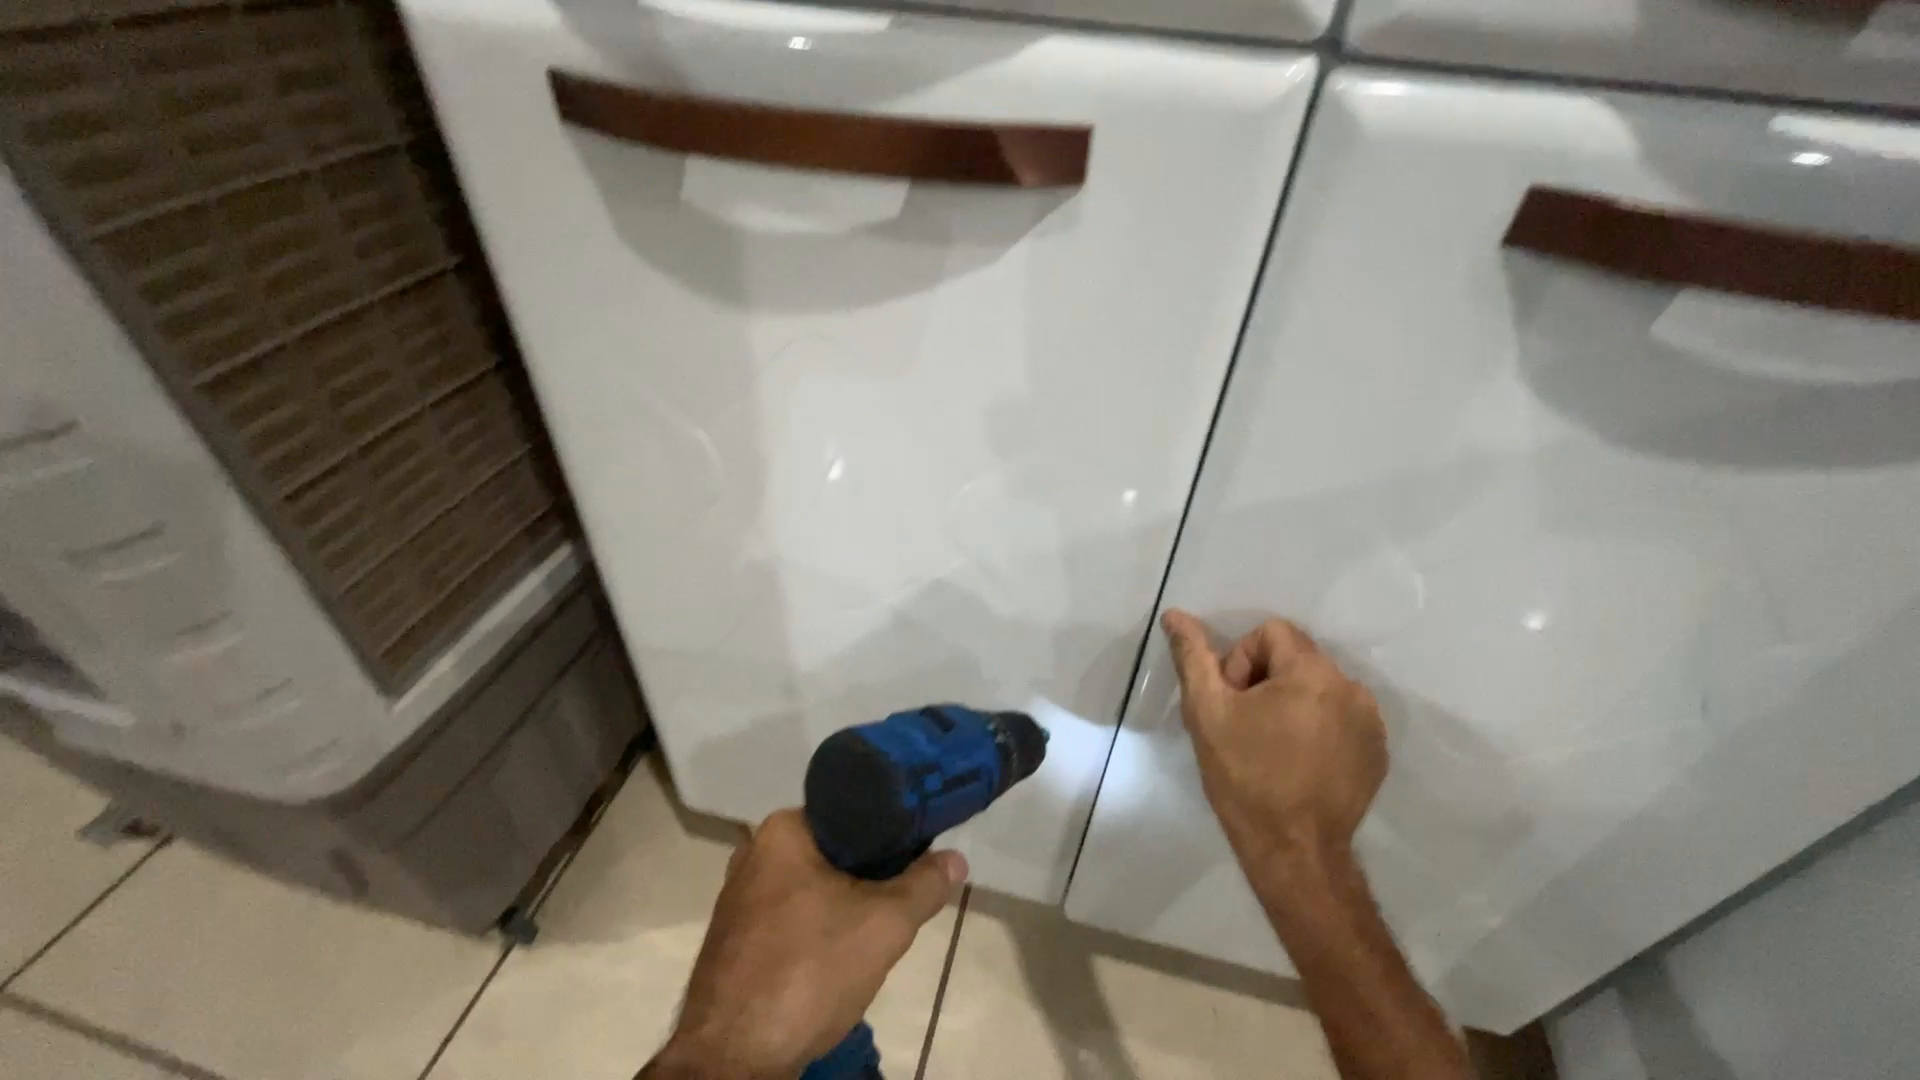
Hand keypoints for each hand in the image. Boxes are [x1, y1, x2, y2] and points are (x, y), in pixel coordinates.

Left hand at [642, 809, 966, 1079]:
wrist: (734, 1057)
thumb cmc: (808, 971)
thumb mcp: (884, 925)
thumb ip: (924, 885)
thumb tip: (956, 858)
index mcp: (782, 830)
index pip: (851, 813)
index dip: (891, 832)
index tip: (919, 854)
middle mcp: (753, 853)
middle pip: (832, 852)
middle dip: (869, 876)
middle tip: (901, 898)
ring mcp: (738, 898)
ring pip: (812, 888)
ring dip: (844, 908)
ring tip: (874, 932)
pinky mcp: (733, 939)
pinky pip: (789, 919)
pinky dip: (815, 933)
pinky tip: (834, 961)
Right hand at [1160, 609, 1386, 871]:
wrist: (1293, 851)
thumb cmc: (1245, 776)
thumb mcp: (1207, 712)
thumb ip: (1193, 657)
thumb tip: (1176, 615)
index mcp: (1313, 672)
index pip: (1270, 633)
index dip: (1240, 660)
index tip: (1232, 703)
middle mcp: (1351, 688)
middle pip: (1296, 658)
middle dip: (1264, 681)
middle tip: (1245, 726)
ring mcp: (1371, 723)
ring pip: (1319, 688)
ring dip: (1291, 703)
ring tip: (1270, 746)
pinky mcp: (1377, 752)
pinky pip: (1341, 718)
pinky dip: (1317, 728)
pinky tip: (1298, 762)